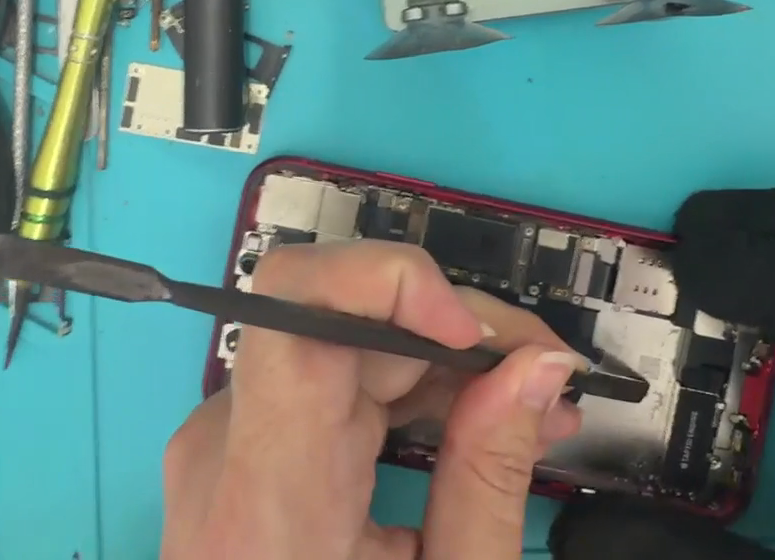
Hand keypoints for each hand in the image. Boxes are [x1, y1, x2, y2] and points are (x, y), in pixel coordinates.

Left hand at [164, 240, 585, 559]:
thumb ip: (488, 478)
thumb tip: (537, 366)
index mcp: (260, 494)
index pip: (296, 308)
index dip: (390, 281)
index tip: (478, 329)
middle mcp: (225, 442)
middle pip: (346, 322)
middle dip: (458, 331)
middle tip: (549, 373)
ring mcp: (228, 439)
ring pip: (350, 343)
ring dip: (446, 362)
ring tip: (532, 409)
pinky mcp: (246, 445)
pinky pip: (336, 384)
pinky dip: (410, 392)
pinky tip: (474, 421)